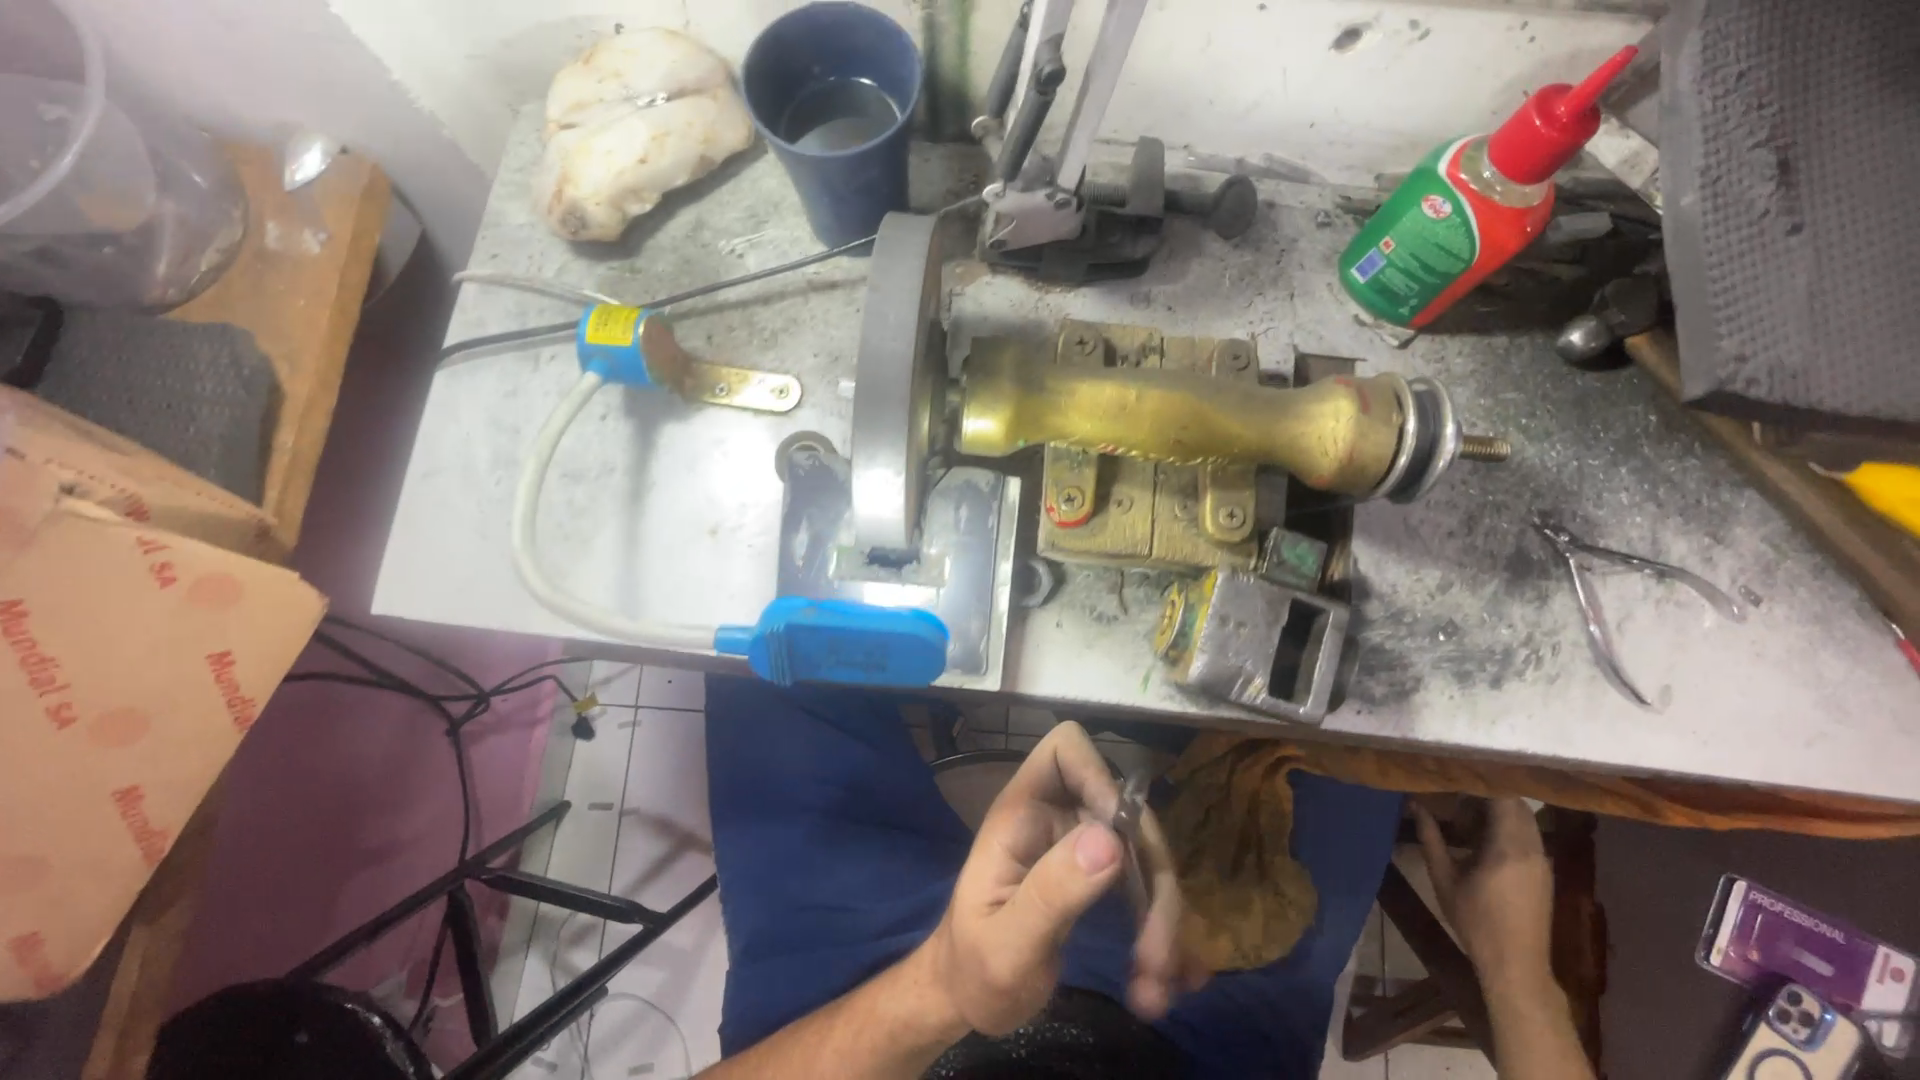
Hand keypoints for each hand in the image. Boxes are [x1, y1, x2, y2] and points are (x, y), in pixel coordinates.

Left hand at [920, 722, 1201, 1034]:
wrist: (971, 1000)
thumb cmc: (974, 970)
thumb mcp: (1007, 945)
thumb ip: (1051, 892)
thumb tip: (1110, 838)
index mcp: (1023, 816)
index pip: (1065, 749)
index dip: (1101, 776)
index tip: (1123, 842)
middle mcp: (1057, 821)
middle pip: (1127, 813)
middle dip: (1153, 882)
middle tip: (1155, 957)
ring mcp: (1081, 849)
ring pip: (1146, 856)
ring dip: (1164, 919)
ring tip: (1157, 988)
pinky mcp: (1101, 881)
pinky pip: (1147, 890)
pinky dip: (1164, 933)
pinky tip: (1174, 980)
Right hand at [1414, 798, 1554, 992]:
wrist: (1515, 963)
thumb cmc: (1475, 921)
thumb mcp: (1444, 879)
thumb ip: (1431, 838)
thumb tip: (1415, 805)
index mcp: (1509, 846)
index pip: (1503, 797)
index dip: (1480, 781)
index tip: (1455, 774)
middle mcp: (1533, 847)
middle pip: (1517, 803)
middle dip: (1488, 793)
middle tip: (1456, 794)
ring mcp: (1543, 860)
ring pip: (1525, 819)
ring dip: (1499, 810)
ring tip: (1466, 816)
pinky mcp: (1545, 871)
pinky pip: (1528, 835)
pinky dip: (1507, 826)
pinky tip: (1483, 840)